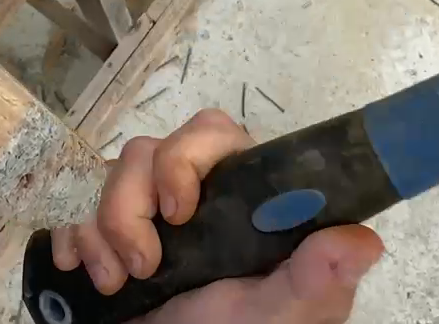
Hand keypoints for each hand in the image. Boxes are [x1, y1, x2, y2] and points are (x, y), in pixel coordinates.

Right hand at [51, 109, 383, 322]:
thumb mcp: (278, 319)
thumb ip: (313, 282)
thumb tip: (365, 239)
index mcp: (237, 196)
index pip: (211, 133)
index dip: (185, 155)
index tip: (178, 208)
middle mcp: (191, 193)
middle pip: (148, 151)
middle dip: (131, 203)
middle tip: (143, 262)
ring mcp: (144, 211)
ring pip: (111, 177)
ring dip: (105, 230)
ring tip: (115, 283)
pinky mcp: (105, 234)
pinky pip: (77, 213)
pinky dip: (73, 241)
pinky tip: (79, 272)